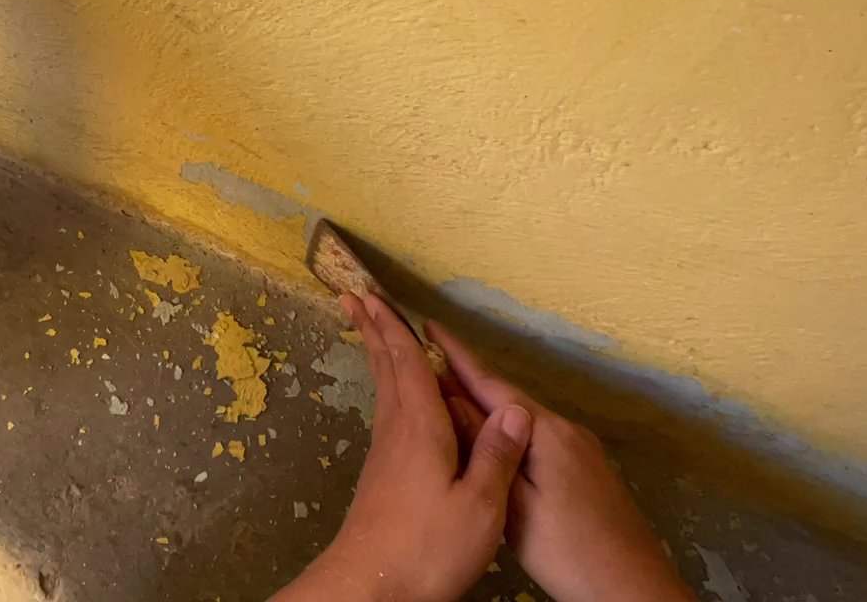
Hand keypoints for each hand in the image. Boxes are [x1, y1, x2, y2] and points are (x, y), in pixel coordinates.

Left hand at [273, 293, 531, 601]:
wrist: (373, 580)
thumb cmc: (429, 545)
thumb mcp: (478, 508)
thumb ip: (496, 457)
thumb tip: (516, 409)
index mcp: (421, 427)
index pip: (406, 363)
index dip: (392, 326)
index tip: (372, 294)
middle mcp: (397, 427)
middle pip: (383, 365)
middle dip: (370, 327)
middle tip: (350, 295)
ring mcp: (385, 447)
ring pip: (381, 384)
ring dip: (374, 350)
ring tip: (367, 327)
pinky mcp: (381, 468)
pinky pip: (385, 407)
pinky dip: (385, 382)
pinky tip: (392, 392)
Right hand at [424, 319, 696, 601]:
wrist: (639, 596)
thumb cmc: (568, 553)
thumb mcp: (513, 504)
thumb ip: (483, 448)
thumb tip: (451, 398)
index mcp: (545, 431)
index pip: (490, 381)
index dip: (455, 352)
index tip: (428, 323)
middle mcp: (564, 428)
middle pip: (505, 395)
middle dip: (465, 375)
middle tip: (424, 359)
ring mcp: (580, 447)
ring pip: (520, 415)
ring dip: (484, 402)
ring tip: (446, 394)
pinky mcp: (587, 468)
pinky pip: (534, 432)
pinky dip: (505, 424)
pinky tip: (489, 435)